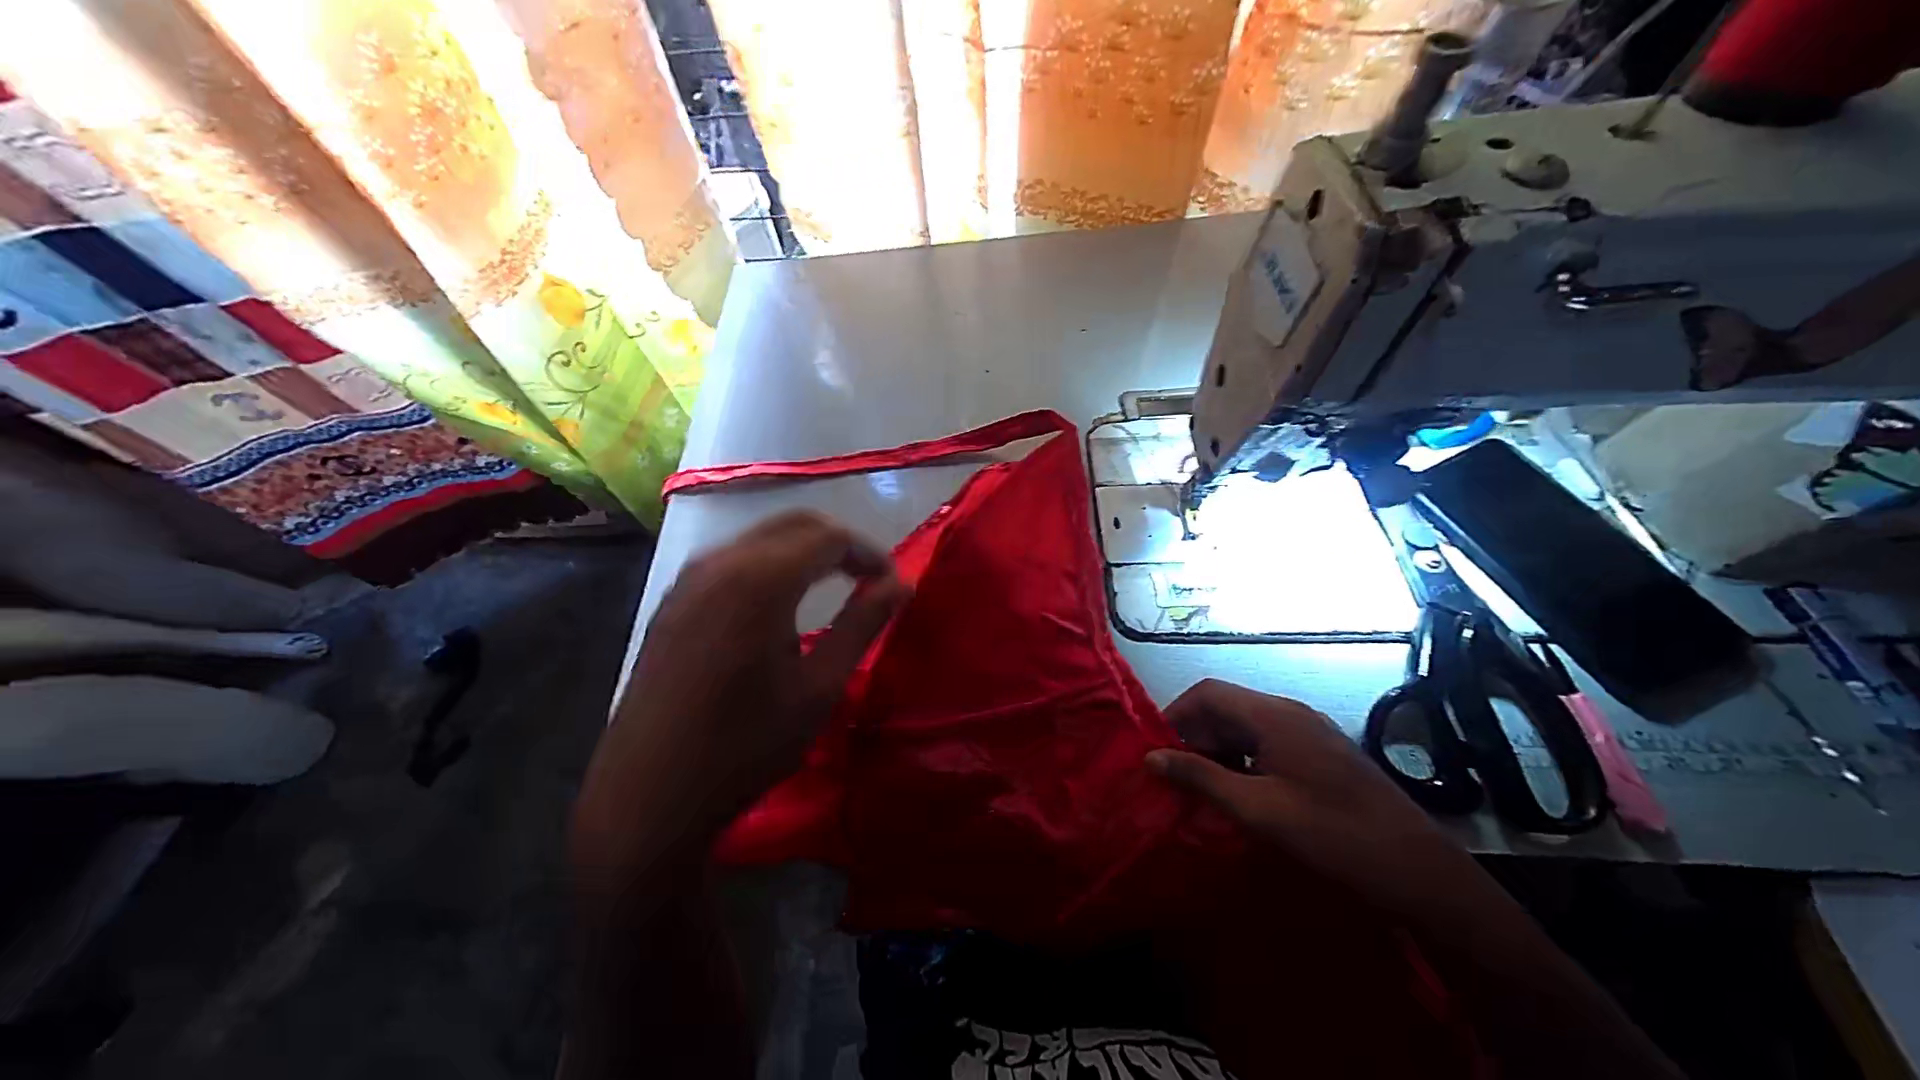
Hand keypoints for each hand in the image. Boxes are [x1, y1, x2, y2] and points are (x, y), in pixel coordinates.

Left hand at [573, 511, 908, 882]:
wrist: (649, 791)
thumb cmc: (746, 745)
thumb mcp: (820, 688)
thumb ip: (864, 624)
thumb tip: (900, 583)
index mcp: (762, 579)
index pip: (831, 536)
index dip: (870, 554)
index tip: (891, 585)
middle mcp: (721, 561)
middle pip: (795, 522)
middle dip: (839, 543)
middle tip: (868, 581)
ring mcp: (690, 576)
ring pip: (762, 536)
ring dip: (803, 550)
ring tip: (830, 588)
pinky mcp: (674, 597)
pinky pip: (733, 557)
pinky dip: (769, 563)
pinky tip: (778, 603)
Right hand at [1150, 681, 1686, 1079]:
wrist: (1420, 873)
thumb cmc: (1333, 835)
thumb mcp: (1257, 809)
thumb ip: (1201, 778)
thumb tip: (1151, 756)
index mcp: (1274, 716)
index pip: (1208, 693)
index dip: (1175, 715)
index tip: (1154, 749)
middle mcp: (1291, 714)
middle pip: (1226, 709)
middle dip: (1194, 737)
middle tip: (1172, 777)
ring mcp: (1311, 734)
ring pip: (1246, 729)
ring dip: (1217, 752)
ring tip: (1199, 791)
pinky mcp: (1323, 757)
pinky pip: (1269, 746)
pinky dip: (1243, 763)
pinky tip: (1238, 796)